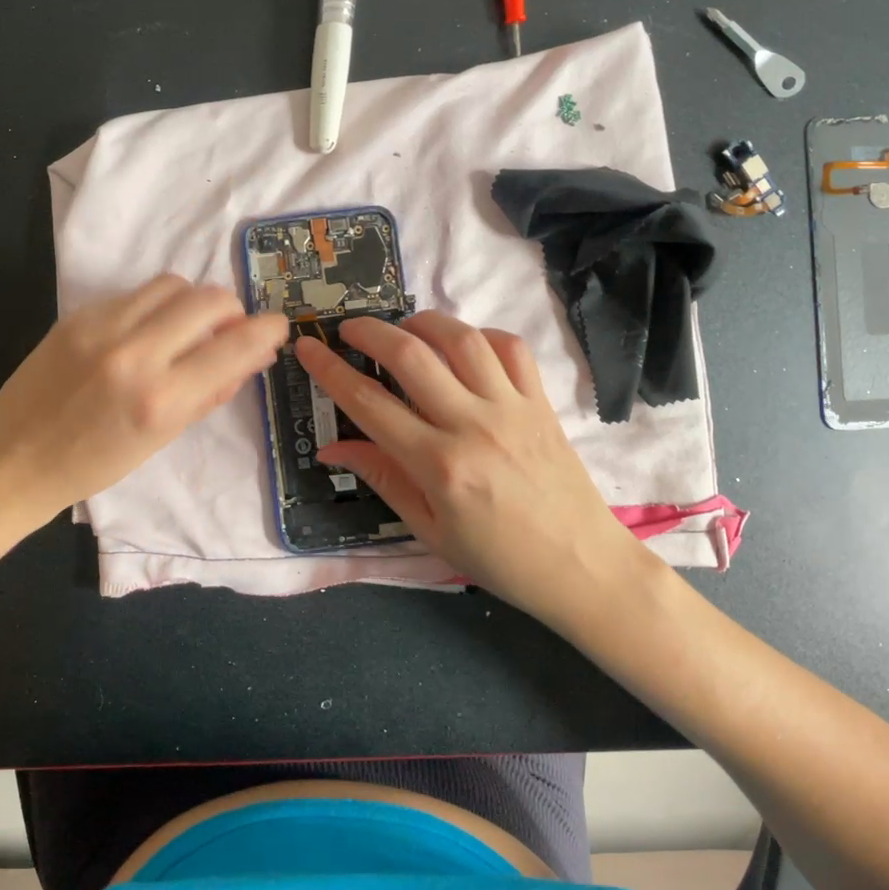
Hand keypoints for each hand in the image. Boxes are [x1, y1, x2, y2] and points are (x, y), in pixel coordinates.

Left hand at [0, 275, 287, 526]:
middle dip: (232, 311)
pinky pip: (134, 295)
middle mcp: (135, 354)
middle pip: (207, 299)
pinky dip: (154, 307)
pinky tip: (147, 331)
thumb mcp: (160, 441)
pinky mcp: (77, 315)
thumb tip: (249, 358)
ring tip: (187, 328)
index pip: (234, 346)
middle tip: (230, 330)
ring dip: (193, 302)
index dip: (267, 330)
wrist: (13, 460)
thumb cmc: (91, 467)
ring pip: (172, 285)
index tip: (277, 326)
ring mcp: (101, 328)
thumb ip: (208, 394)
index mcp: (160, 400)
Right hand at [295, 312, 638, 621]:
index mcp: (438, 464)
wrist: (580, 566)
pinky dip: (480, 335)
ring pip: (460, 338)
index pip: (368, 403)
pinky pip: (510, 348)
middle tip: (347, 329)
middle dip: (368, 332)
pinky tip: (462, 346)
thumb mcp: (428, 529)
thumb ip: (382, 478)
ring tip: (402, 329)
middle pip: (409, 355)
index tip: (307, 347)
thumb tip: (332, 448)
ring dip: (422, 323)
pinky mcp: (540, 402)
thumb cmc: (497, 557)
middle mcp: (472, 425)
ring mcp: (511, 408)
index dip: (330, 370)